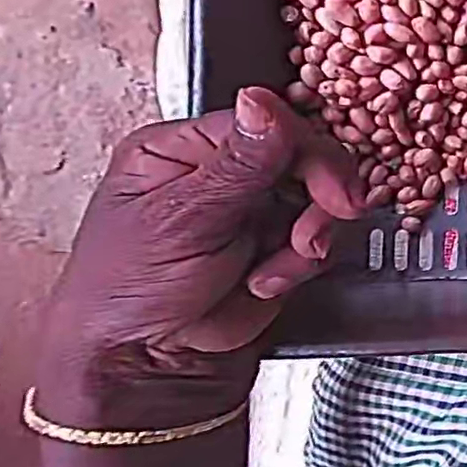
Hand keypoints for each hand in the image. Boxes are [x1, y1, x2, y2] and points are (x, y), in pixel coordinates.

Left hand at [36, 87, 364, 429]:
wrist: (151, 364)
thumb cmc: (132, 290)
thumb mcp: (183, 219)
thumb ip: (238, 164)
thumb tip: (262, 101)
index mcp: (186, 150)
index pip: (269, 127)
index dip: (310, 156)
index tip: (334, 193)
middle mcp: (227, 171)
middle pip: (308, 161)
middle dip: (318, 203)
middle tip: (311, 239)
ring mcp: (258, 207)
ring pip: (323, 200)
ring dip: (310, 239)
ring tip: (276, 268)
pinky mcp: (283, 241)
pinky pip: (323, 236)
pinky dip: (304, 262)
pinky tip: (269, 280)